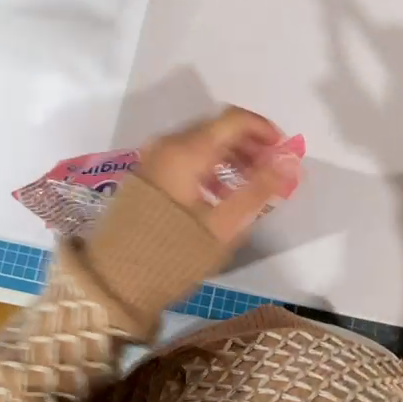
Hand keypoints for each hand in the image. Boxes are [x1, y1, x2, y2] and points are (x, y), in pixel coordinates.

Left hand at [139, 107, 298, 247]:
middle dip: (250, 145)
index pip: (234, 119)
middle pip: (217, 128)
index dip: (264, 130)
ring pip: (201, 142)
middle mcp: (167, 144)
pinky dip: (210, 166)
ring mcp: (153, 157)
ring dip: (231, 156)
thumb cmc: (172, 254)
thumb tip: (289, 163)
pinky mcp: (147, 173)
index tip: (285, 152)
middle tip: (273, 171)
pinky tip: (222, 193)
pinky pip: (185, 156)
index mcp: (185, 151)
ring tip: (252, 185)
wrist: (113, 281)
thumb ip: (259, 190)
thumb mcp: (223, 227)